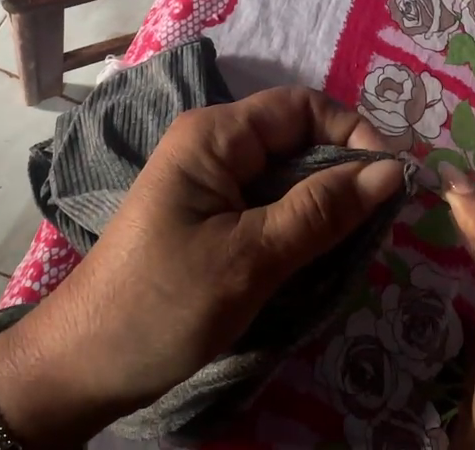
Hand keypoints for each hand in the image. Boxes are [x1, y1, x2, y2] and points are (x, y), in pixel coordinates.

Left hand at [0, 86, 407, 447]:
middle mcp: (213, 145)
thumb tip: (393, 170)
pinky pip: (269, 202)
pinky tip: (320, 253)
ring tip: (357, 241)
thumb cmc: (163, 304)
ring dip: (325, 202)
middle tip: (381, 219)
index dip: (351, 132)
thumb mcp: (251, 258)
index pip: (301, 106)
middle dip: (343, 171)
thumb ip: (323, 210)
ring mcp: (210, 182)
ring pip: (287, 174)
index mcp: (215, 135)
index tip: (389, 179)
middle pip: (297, 137)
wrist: (81, 367)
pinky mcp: (210, 216)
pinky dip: (300, 222)